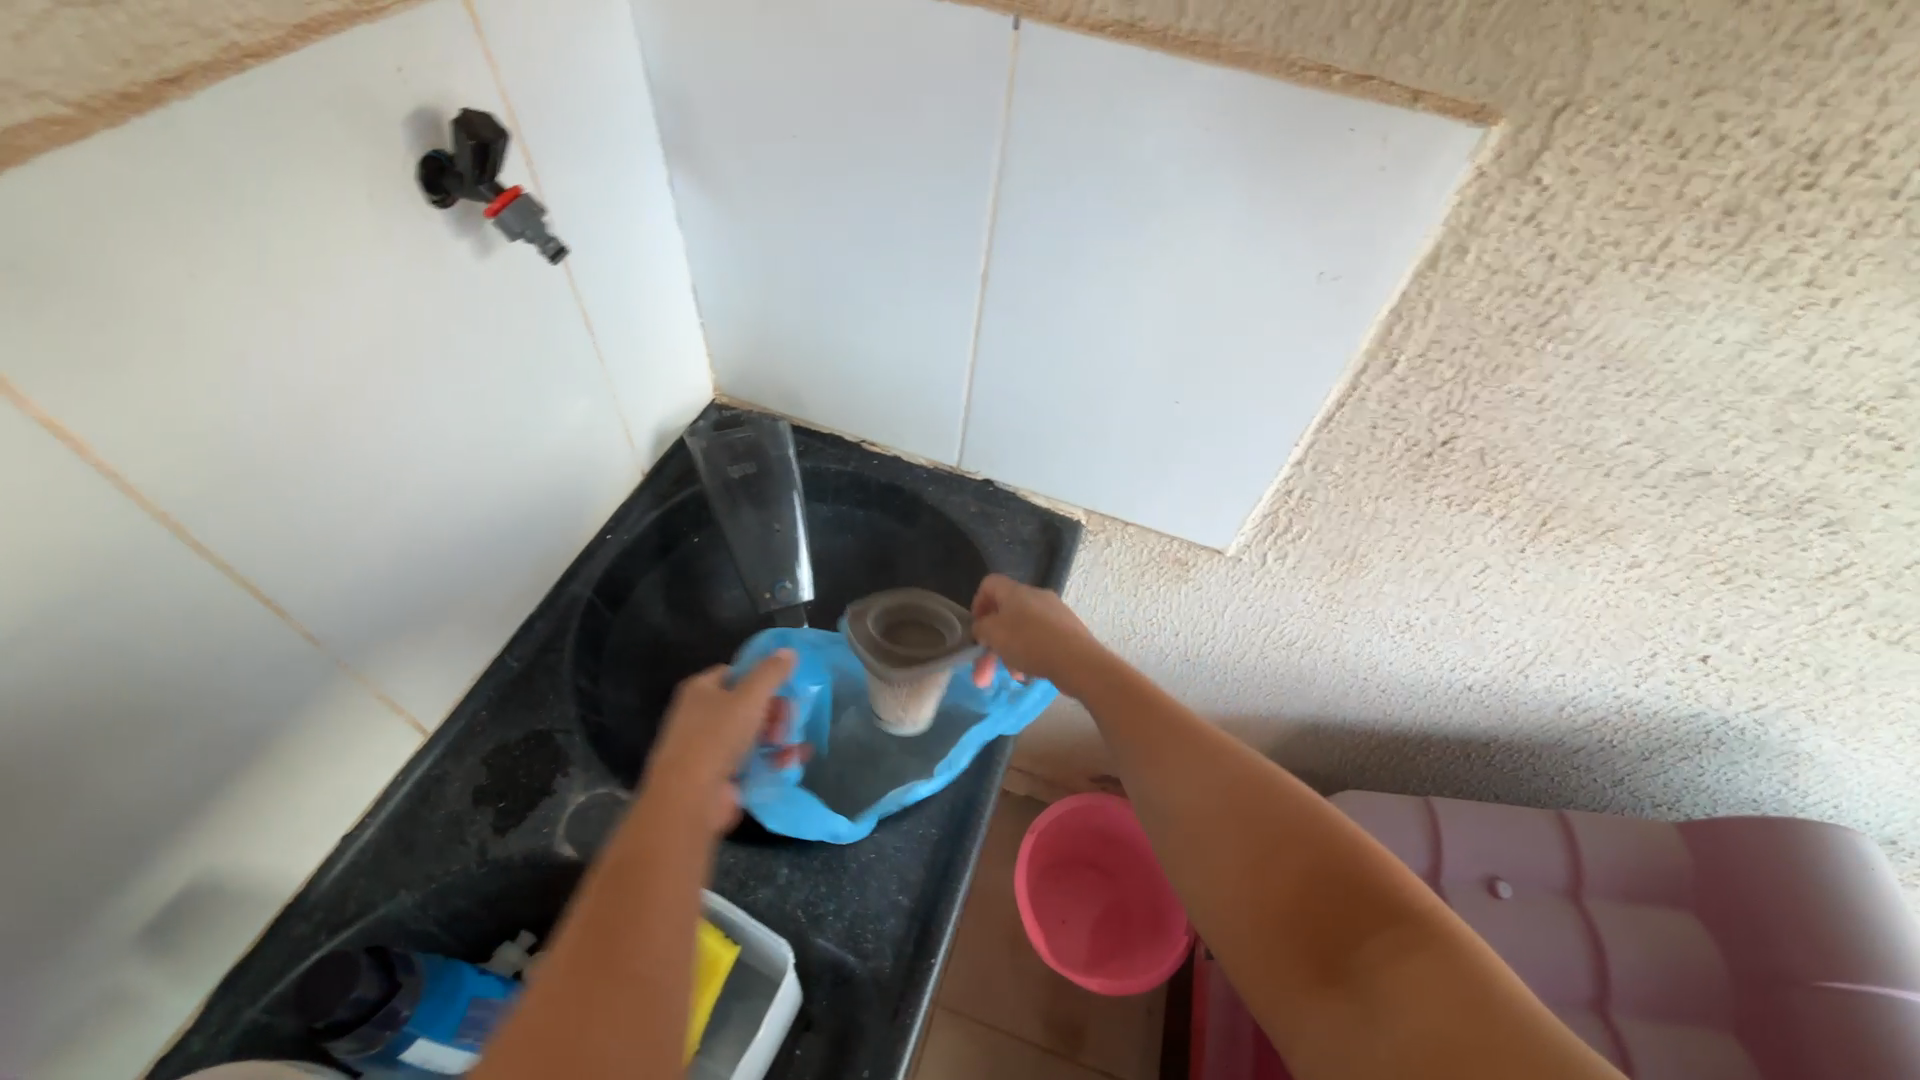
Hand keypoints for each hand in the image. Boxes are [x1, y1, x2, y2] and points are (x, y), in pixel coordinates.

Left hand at [641, 650, 801, 832]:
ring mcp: (711, 748)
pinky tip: (792, 761)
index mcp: (700, 690)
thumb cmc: (716, 737)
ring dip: (778, 737)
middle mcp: (702, 716)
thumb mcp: (749, 697)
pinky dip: (773, 759)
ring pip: (753, 734)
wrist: (690, 797)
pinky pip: (753, 760)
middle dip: (774, 712)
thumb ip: (771, 672)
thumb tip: (789, 651)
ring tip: (791, 745)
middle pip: (748, 705)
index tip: (784, 686)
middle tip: (788, 721)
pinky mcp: (721, 775)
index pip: (734, 673)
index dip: (760, 677)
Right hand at [967, 574, 1105, 692]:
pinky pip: (1039, 640)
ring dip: (1010, 653)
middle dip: (991, 645)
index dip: (977, 604)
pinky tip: (1029, 675)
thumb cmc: (1029, 642)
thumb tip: (983, 628)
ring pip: (1021, 630)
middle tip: (982, 673)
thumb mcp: (993, 634)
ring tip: (1012, 675)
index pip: (989, 584)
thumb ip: (980, 628)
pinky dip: (1029, 655)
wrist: (1078, 660)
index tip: (976, 628)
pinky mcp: (1067, 631)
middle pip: (1005, 614)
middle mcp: (1036, 597)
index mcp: (1016, 591)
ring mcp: (1054, 614)